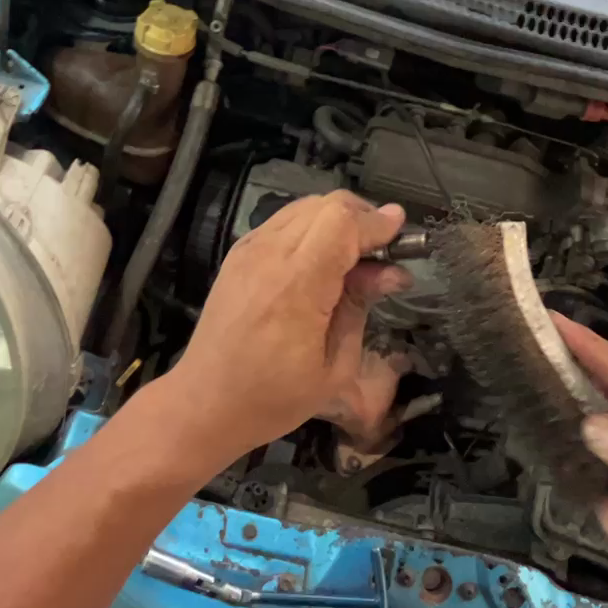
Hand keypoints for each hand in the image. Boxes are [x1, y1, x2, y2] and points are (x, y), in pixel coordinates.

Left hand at [161, 191, 410, 464]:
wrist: (205, 403)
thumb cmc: (274, 397)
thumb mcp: (334, 366)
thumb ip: (360, 307)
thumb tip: (393, 272)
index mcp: (296, 285)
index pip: (342, 223)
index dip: (377, 222)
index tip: (402, 233)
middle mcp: (270, 254)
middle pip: (326, 205)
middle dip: (363, 217)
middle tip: (383, 251)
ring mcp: (249, 249)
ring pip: (305, 206)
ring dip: (338, 220)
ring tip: (356, 255)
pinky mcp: (239, 253)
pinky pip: (284, 220)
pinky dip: (312, 227)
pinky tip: (322, 259)